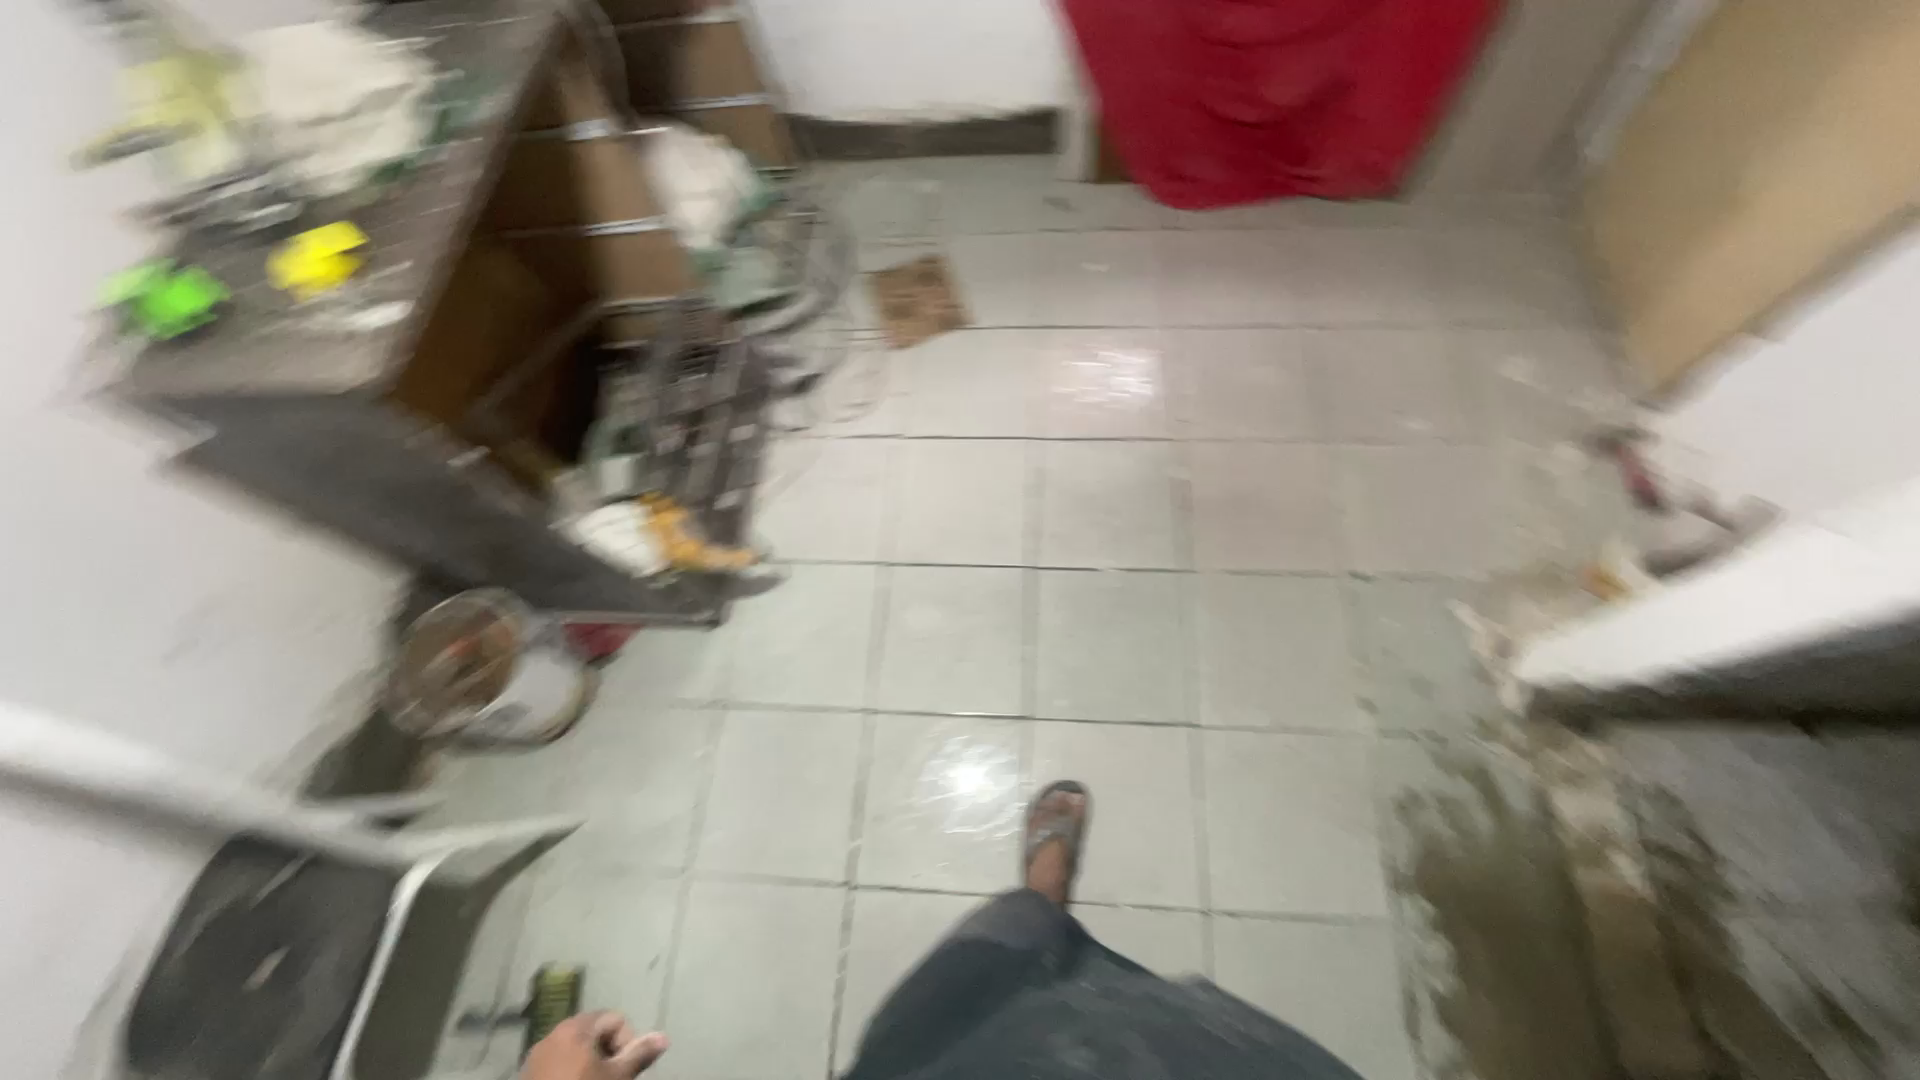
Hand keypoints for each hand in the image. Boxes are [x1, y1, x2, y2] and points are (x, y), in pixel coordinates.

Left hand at [520, 1011, 668, 1079]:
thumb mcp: (616, 1077)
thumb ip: (639, 1054)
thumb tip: (664, 1037)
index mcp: (577, 1027)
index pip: (616, 1019)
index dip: (626, 1042)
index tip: (623, 1068)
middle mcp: (555, 1032)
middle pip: (595, 1031)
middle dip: (608, 1052)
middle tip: (611, 1077)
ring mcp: (537, 1054)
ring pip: (576, 1048)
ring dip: (590, 1062)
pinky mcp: (527, 1073)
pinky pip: (558, 1062)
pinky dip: (570, 1071)